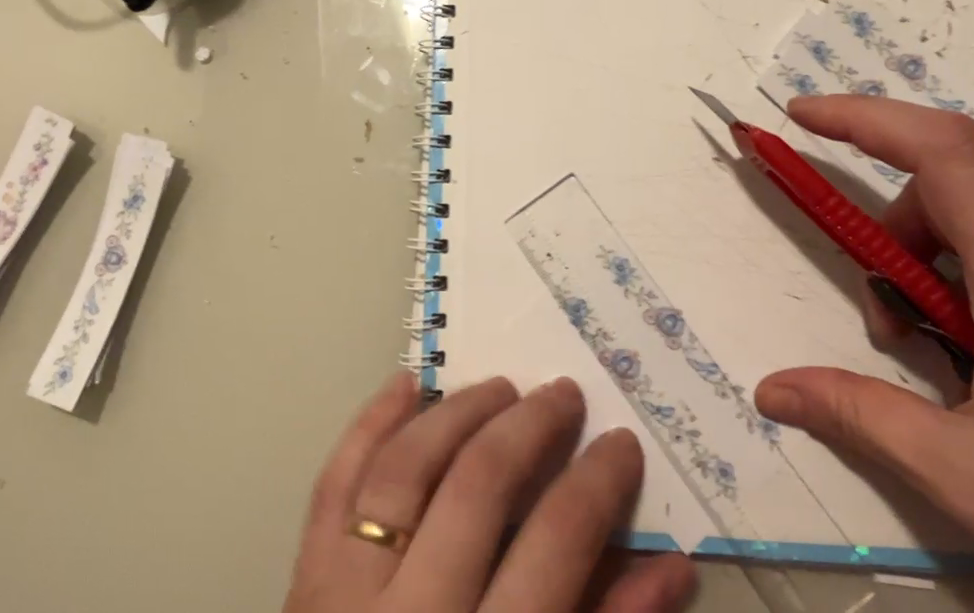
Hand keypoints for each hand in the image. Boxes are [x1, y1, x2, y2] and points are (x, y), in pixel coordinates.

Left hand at [283, 373, 696, 612]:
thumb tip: (670, 565)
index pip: (554, 546)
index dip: (596, 485)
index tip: (621, 443)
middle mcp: (413, 611)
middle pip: (476, 489)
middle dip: (529, 428)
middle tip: (564, 393)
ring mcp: (345, 588)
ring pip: (403, 469)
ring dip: (457, 413)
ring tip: (501, 385)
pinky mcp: (303, 574)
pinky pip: (335, 480)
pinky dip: (370, 423)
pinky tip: (406, 383)